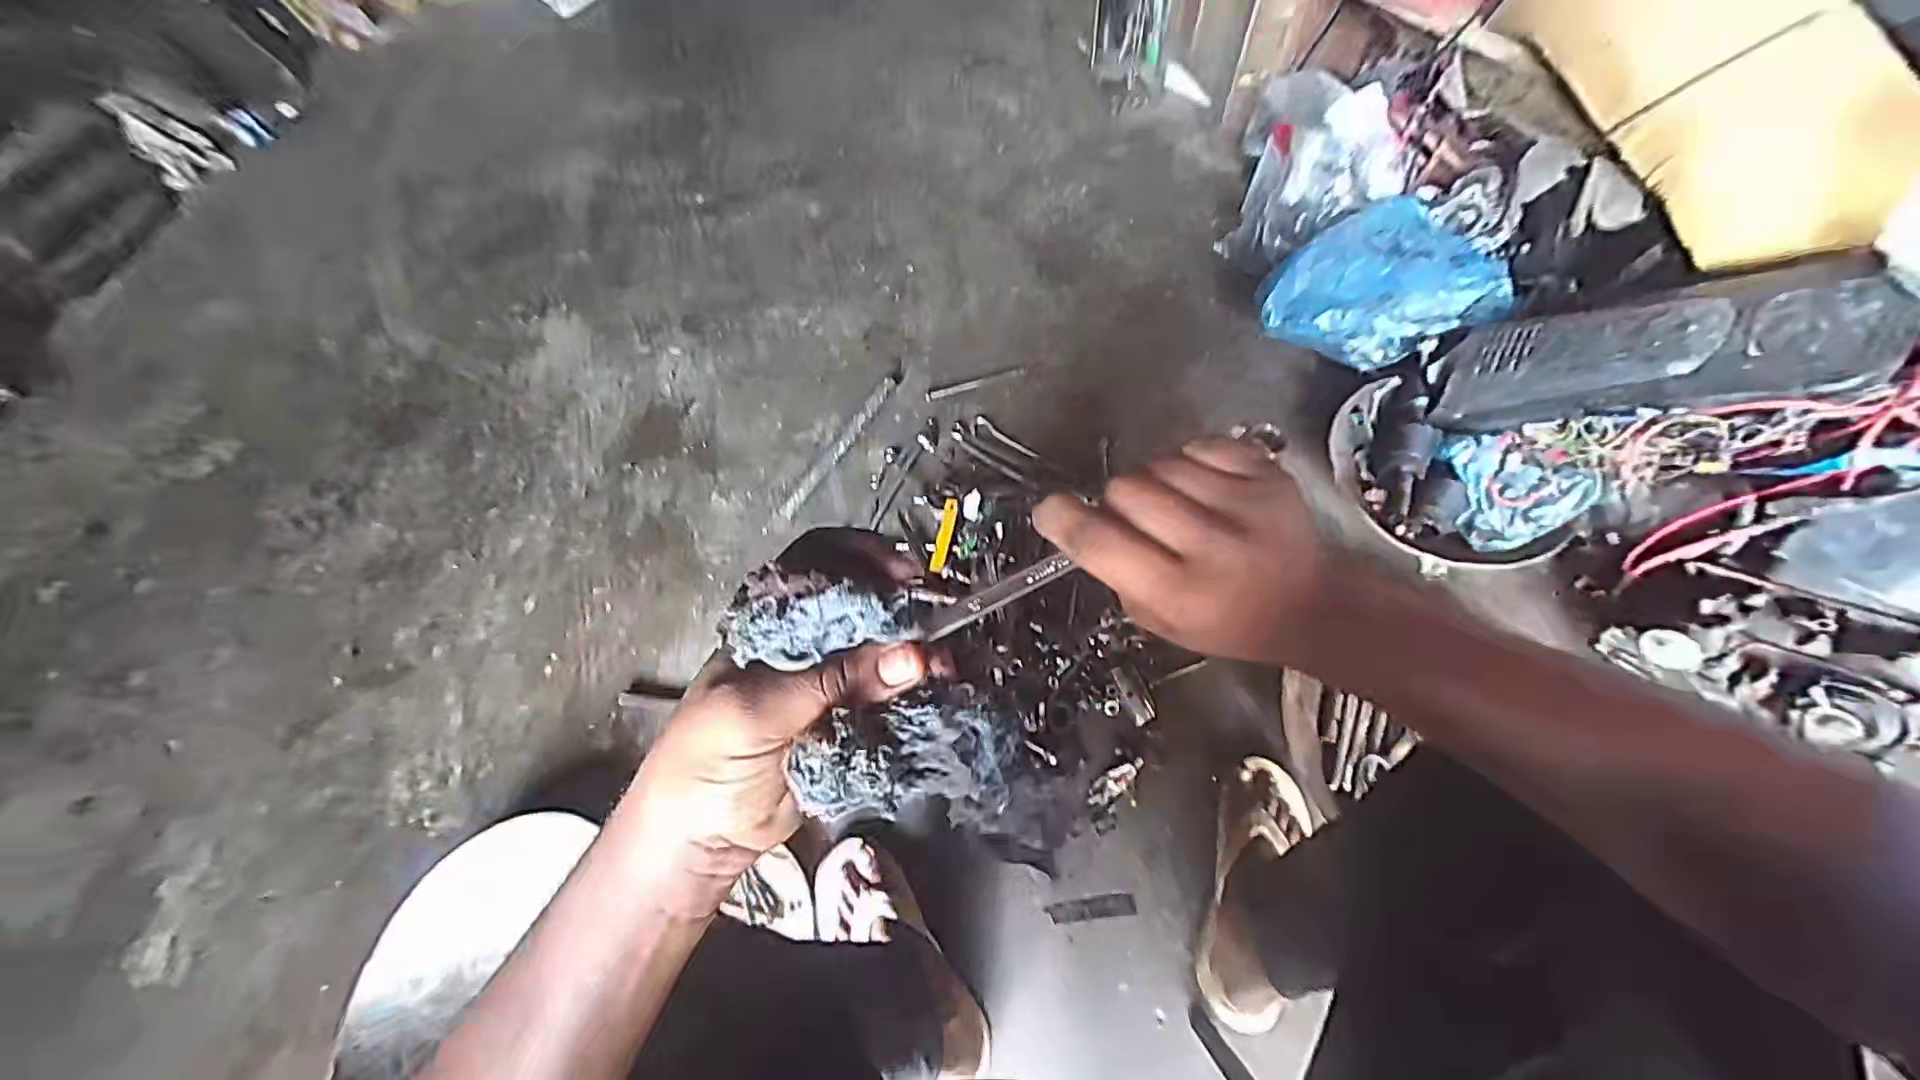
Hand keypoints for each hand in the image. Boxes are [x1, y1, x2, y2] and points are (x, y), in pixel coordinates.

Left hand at [616, 530, 932, 915]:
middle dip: (905, 607)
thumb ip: (832, 680)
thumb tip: (908, 656)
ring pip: (886, 652)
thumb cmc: (704, 756)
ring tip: (946, 661)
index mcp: (774, 619)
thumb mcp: (758, 709)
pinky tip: (940, 690)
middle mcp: (810, 642)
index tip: (905, 574)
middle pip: (867, 606)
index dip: (866, 558)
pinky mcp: (854, 721)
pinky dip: (920, 692)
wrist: (701, 834)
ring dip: (920, 652)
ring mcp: (834, 682)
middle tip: (938, 617)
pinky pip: (894, 698)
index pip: (824, 563)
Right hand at [1033, 436, 1330, 665]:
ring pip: (1157, 464)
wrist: (1308, 603)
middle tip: (1133, 521)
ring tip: (1173, 507)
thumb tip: (1085, 521)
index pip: (1101, 542)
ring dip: (1151, 483)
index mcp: (1180, 591)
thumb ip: (1119, 574)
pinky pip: (1197, 446)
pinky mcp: (1267, 471)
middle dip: (1114, 502)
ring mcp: (1245, 502)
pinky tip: (1199, 488)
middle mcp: (1213, 544)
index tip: (1050, 509)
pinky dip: (1186, 462)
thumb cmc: (1225, 622)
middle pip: (1125, 491)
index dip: (1064, 519)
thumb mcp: (1160, 622)